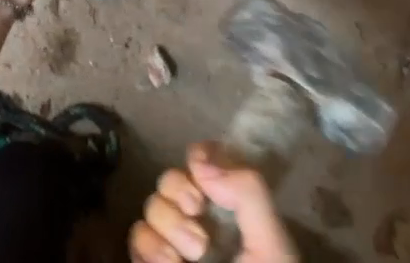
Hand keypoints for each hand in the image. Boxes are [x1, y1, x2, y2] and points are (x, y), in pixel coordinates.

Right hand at [130, 144, 295, 262]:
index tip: (203, 170)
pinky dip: (151, 247)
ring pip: (152, 206)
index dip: (201, 155)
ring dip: (167, 222)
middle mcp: (203, 222)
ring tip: (191, 256)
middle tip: (198, 215)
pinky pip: (137, 238)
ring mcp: (176, 245)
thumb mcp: (272, 247)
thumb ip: (249, 195)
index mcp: (235, 212)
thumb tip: (201, 163)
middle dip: (179, 189)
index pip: (208, 162)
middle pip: (172, 179)